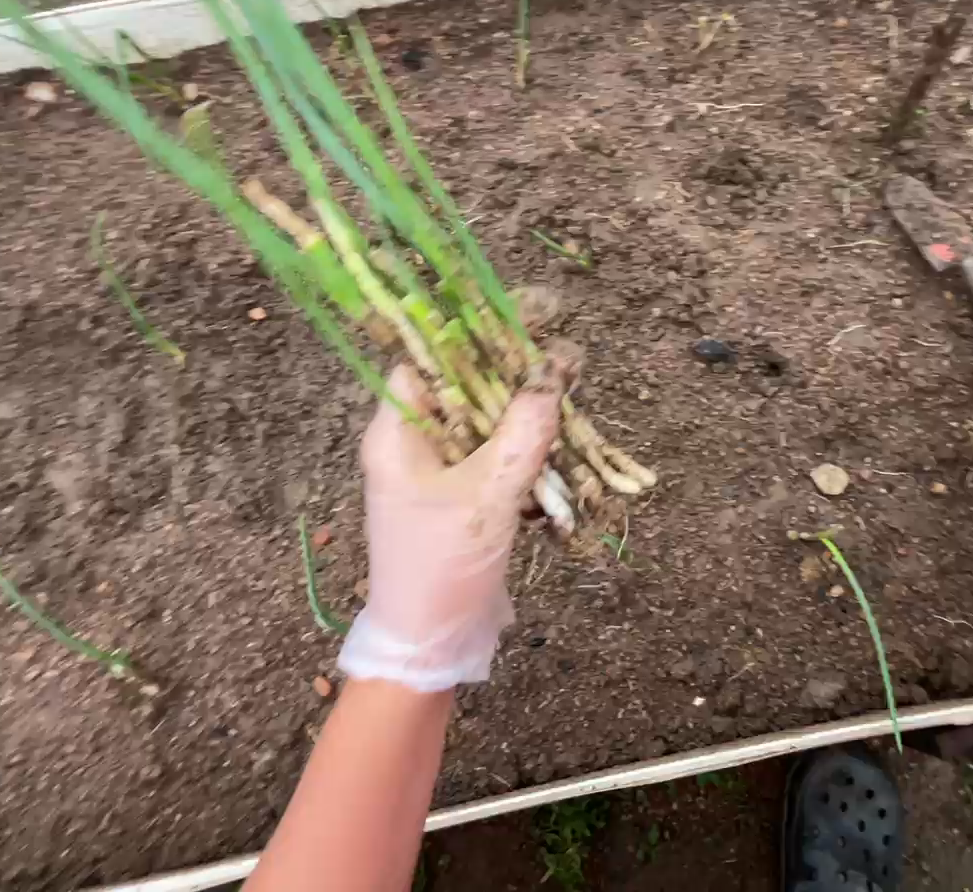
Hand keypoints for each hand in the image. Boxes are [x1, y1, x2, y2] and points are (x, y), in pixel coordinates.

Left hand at [338, 362, 564, 691]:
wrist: (432, 645)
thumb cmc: (442, 567)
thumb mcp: (486, 497)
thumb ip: (521, 434)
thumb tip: (553, 373)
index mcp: (399, 434)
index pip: (427, 361)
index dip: (473, 339)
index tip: (527, 326)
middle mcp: (416, 443)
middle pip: (466, 388)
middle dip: (516, 375)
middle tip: (568, 363)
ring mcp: (442, 470)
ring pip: (489, 421)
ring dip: (530, 414)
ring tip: (572, 397)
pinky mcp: (466, 493)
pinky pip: (499, 455)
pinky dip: (529, 450)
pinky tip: (560, 449)